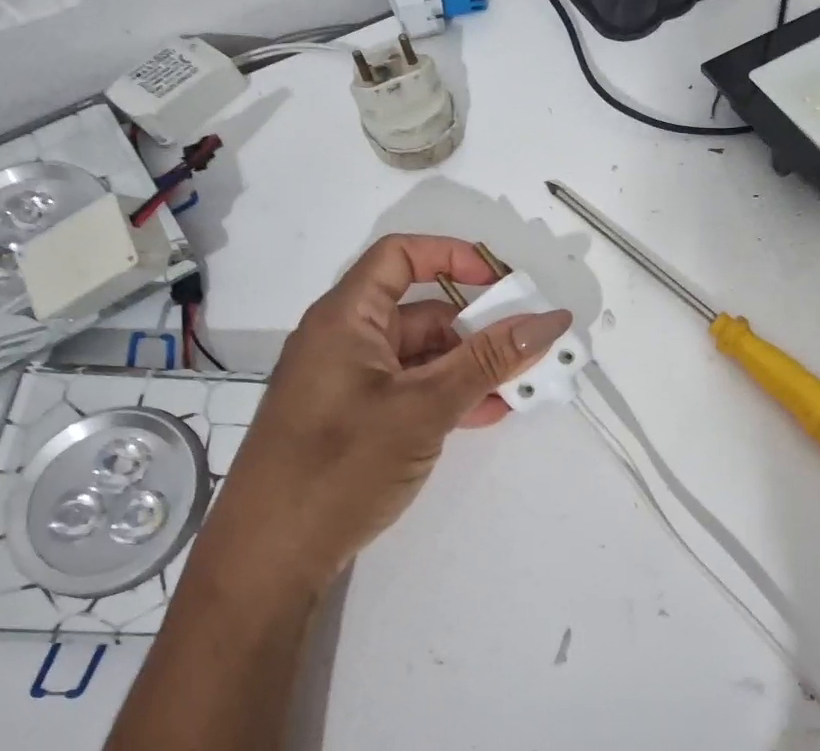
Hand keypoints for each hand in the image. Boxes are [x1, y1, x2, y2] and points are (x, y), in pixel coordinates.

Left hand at [193, 234, 572, 593]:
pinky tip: (484, 416)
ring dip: (469, 367)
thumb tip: (552, 319)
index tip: (503, 284)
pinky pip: (409, 391)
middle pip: (420, 311)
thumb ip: (490, 360)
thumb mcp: (425, 408)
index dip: (453, 256)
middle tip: (527, 347)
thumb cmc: (340, 467)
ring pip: (420, 356)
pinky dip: (447, 396)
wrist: (266, 562)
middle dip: (477, 326)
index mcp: (346, 319)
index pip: (400, 256)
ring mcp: (346, 384)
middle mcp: (343, 341)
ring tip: (517, 388)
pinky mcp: (351, 422)